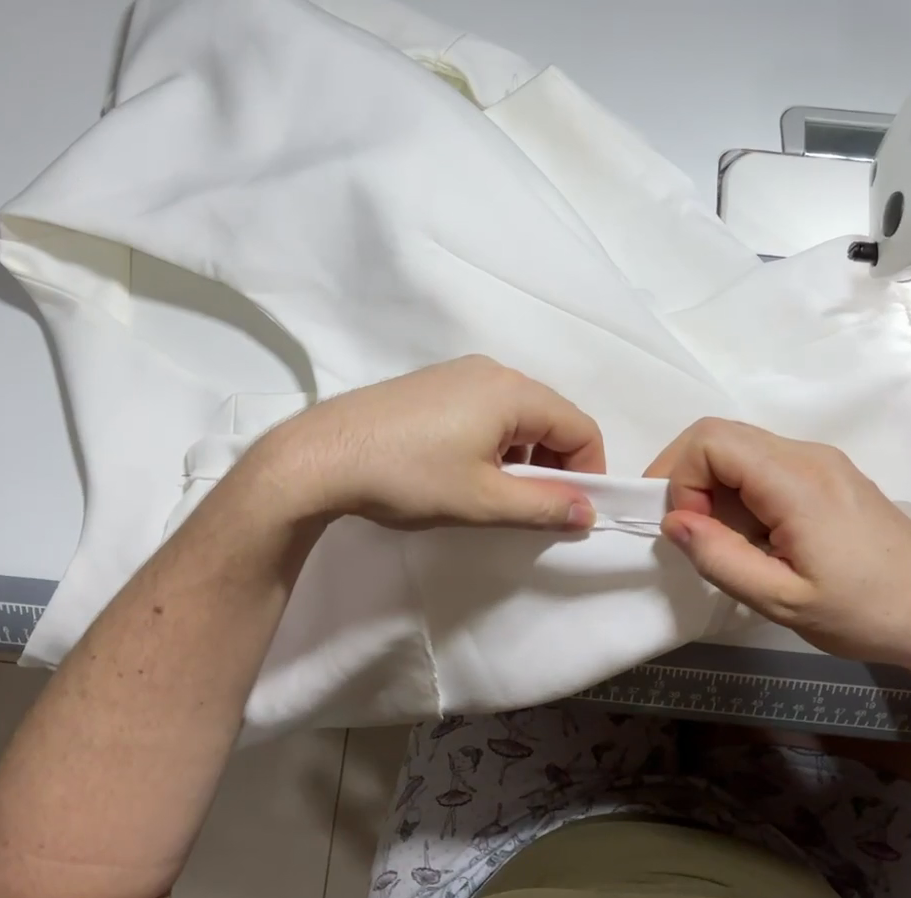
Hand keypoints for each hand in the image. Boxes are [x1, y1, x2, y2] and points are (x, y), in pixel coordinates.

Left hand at [246, 356, 605, 530]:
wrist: (321, 457)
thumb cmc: (409, 477)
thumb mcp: (483, 501)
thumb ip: (543, 507)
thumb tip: (587, 511)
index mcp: (512, 391)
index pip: (580, 427)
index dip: (588, 472)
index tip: (572, 512)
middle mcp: (490, 371)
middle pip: (550, 417)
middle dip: (555, 465)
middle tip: (534, 508)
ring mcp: (457, 374)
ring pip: (516, 416)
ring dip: (523, 457)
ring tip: (495, 495)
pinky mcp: (431, 387)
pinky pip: (485, 411)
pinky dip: (494, 444)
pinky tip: (464, 473)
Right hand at [646, 418, 910, 677]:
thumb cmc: (863, 614)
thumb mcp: (782, 600)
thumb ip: (720, 558)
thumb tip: (672, 521)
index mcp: (796, 481)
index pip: (710, 441)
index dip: (681, 479)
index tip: (690, 531)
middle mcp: (809, 456)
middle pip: (721, 435)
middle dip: (687, 477)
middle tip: (690, 531)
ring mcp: (823, 462)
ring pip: (741, 448)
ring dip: (713, 486)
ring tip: (723, 540)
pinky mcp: (831, 476)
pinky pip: (765, 464)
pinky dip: (739, 490)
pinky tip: (753, 535)